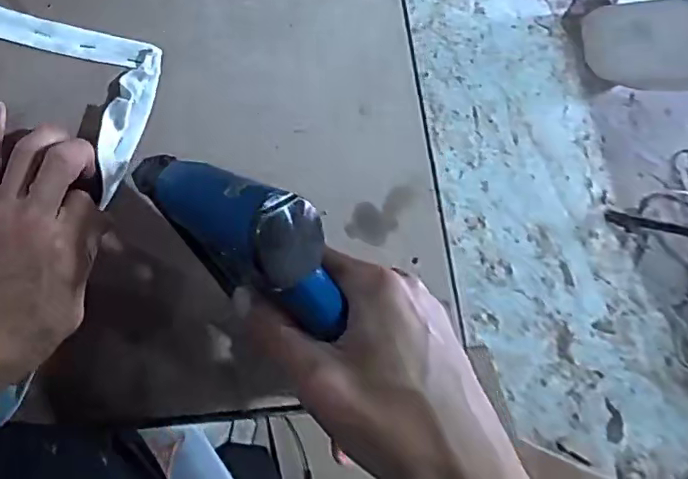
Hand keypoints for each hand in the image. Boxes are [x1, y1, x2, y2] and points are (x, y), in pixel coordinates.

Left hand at [0, 101, 104, 398]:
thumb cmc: (21, 333)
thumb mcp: (71, 308)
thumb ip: (85, 258)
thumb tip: (95, 221)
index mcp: (59, 244)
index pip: (87, 198)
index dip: (92, 199)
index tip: (89, 209)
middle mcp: (31, 214)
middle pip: (62, 157)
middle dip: (79, 151)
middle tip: (83, 164)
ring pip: (27, 148)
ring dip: (49, 135)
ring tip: (58, 141)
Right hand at [240, 248, 525, 478]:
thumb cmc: (395, 425)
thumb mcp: (319, 381)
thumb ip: (274, 334)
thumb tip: (243, 295)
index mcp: (379, 280)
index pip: (312, 260)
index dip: (288, 291)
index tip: (282, 327)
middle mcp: (406, 286)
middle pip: (336, 294)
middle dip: (318, 335)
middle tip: (316, 377)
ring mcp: (429, 316)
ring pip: (361, 323)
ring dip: (343, 358)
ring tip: (344, 404)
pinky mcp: (443, 346)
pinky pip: (389, 342)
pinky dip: (372, 368)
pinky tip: (371, 410)